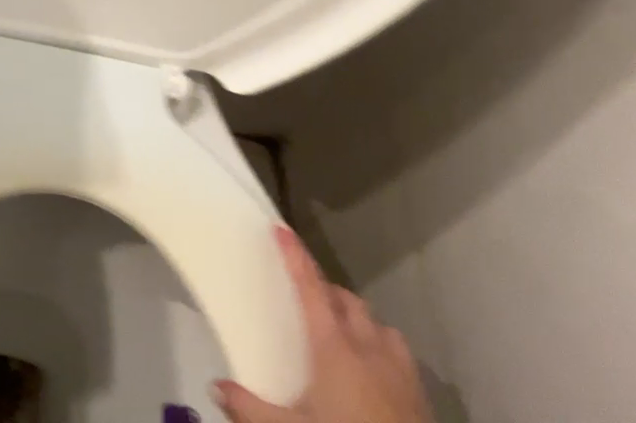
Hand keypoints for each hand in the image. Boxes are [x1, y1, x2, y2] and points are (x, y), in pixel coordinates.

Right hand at [214, 226, 430, 422]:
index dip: (295, 258)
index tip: (282, 230)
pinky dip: (381, 345)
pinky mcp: (419, 393)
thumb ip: (249, 408)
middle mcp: (368, 348)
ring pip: (378, 324)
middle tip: (303, 299)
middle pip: (346, 300)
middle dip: (325, 290)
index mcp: (333, 348)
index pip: (310, 290)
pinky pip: (398, 350)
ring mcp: (399, 369)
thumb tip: (215, 386)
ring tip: (339, 332)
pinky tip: (373, 370)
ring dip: (356, 318)